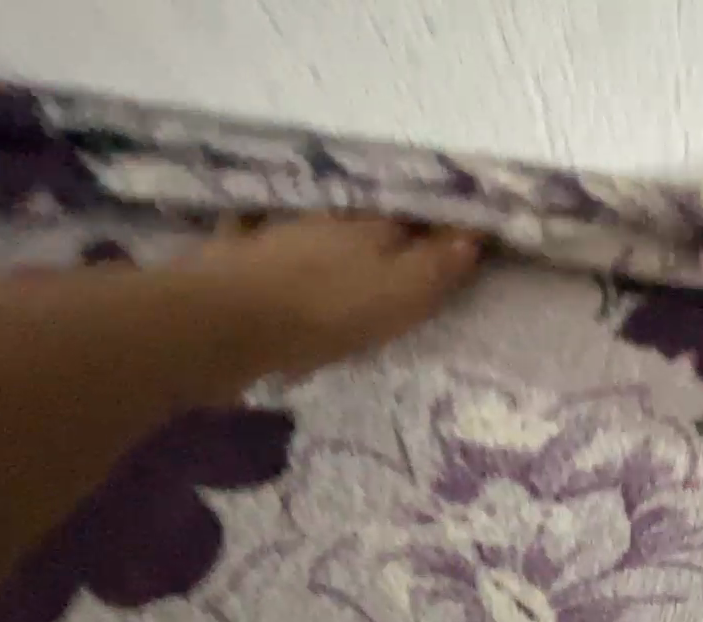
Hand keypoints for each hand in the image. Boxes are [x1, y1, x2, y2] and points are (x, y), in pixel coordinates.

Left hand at [177, 215, 481, 379]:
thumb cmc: (331, 312)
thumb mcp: (404, 294)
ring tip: (348, 241)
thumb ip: (439, 265)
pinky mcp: (236, 250)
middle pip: (368, 218)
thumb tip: (475, 235)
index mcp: (374, 228)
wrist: (228, 322)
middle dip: (391, 226)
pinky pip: (259, 231)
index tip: (464, 238)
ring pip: (318, 221)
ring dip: (335, 227)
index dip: (444, 229)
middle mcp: (328, 218)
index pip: (420, 220)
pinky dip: (269, 232)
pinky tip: (268, 232)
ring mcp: (278, 229)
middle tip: (409, 242)